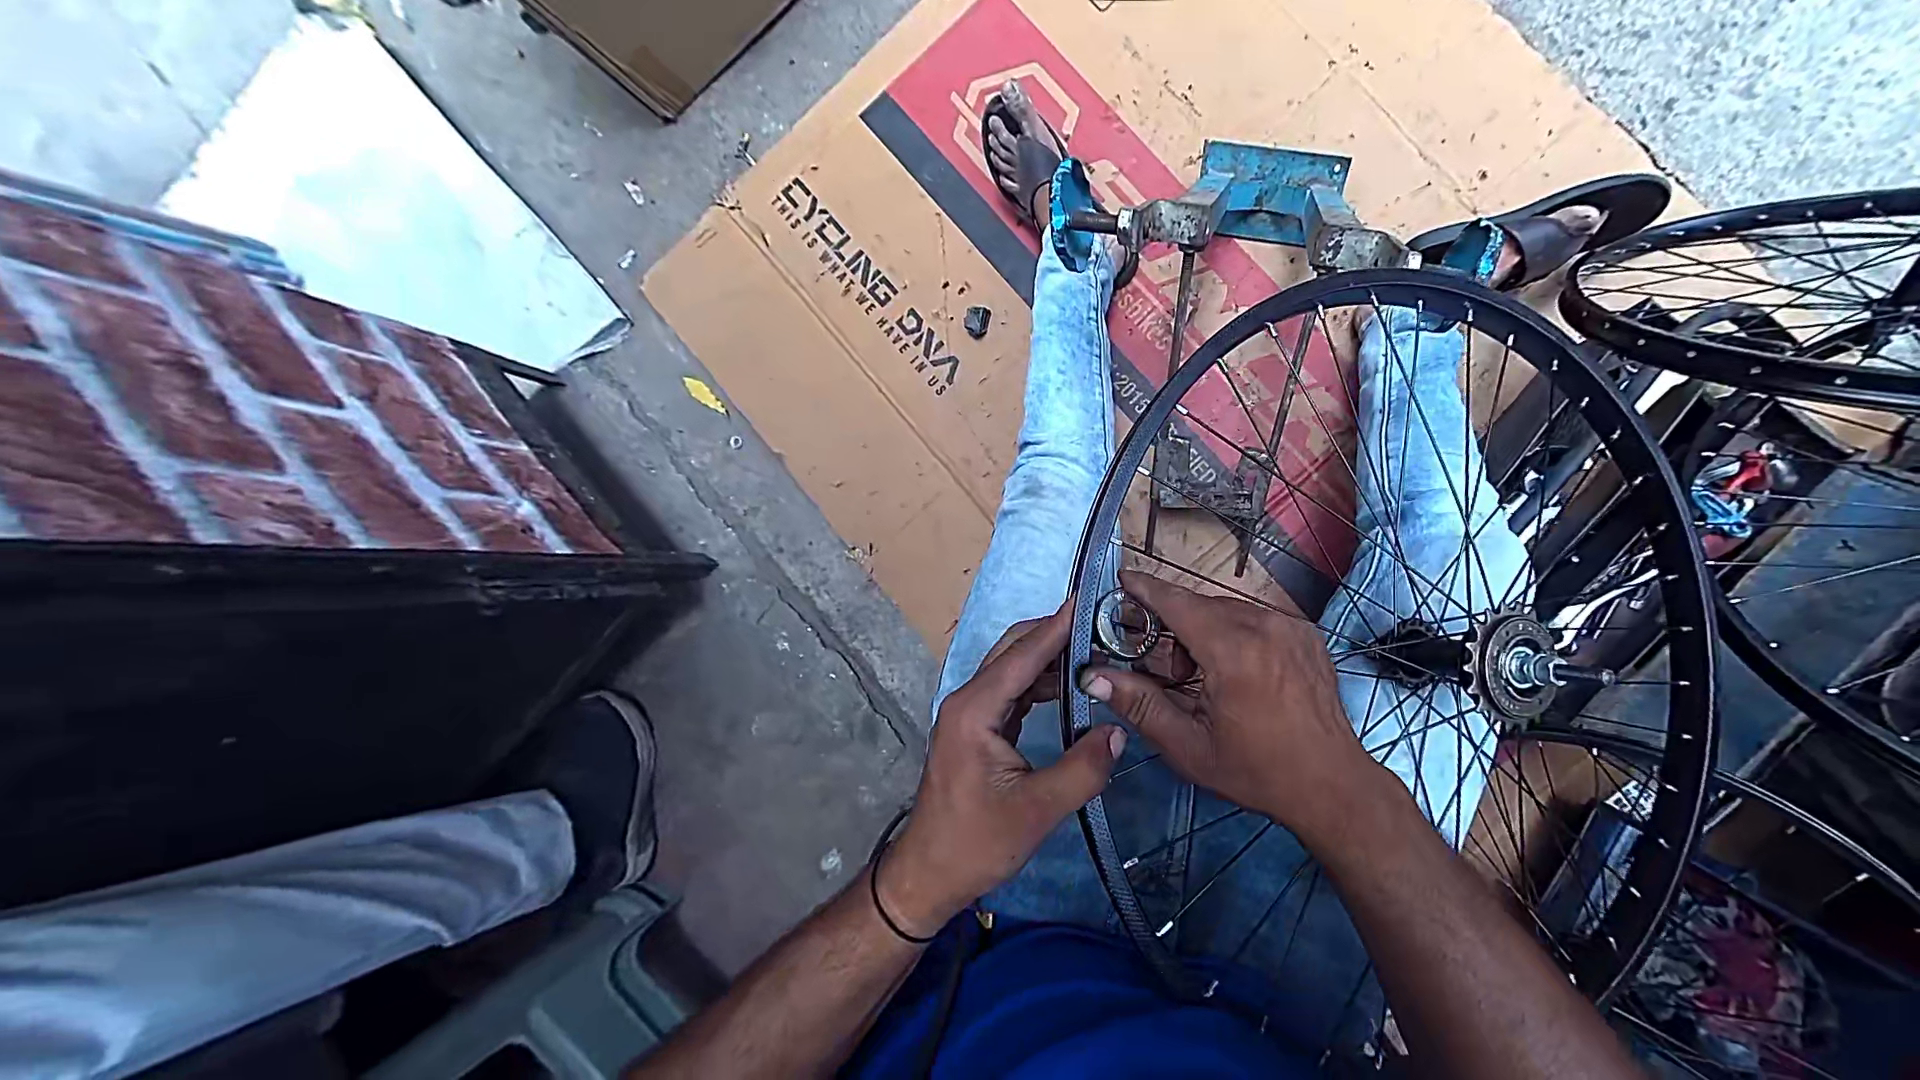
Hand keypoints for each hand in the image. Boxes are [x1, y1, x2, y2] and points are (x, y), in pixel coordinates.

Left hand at [879, 606, 1125, 936]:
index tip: (1087, 601)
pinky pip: (1011, 692)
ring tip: (1093, 652)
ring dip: (1048, 659)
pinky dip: (1039, 683)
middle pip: (1012, 652)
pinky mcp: (977, 728)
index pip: (1022, 656)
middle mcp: (968, 700)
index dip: (1056, 628)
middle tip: (1099, 624)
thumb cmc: (977, 842)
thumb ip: (1082, 768)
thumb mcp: (1038, 809)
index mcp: (975, 709)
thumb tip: (1118, 731)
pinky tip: (1068, 686)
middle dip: (1053, 634)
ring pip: (1012, 670)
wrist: (931, 871)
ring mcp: (970, 713)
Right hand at [1078, 571, 1381, 844]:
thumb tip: (1093, 677)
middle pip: (1199, 606)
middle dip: (1173, 625)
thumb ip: (1138, 703)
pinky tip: (1235, 669)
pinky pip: (1254, 617)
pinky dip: (1233, 632)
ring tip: (1203, 676)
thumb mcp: (1187, 745)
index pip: (1177, 603)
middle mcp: (1266, 627)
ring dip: (1203, 630)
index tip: (1122, 580)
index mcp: (1234, 652)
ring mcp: (1291, 627)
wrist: (1334, 785)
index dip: (1145, 589)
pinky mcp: (1305, 633)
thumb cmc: (1256, 770)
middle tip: (1164, 667)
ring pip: (1227, 609)